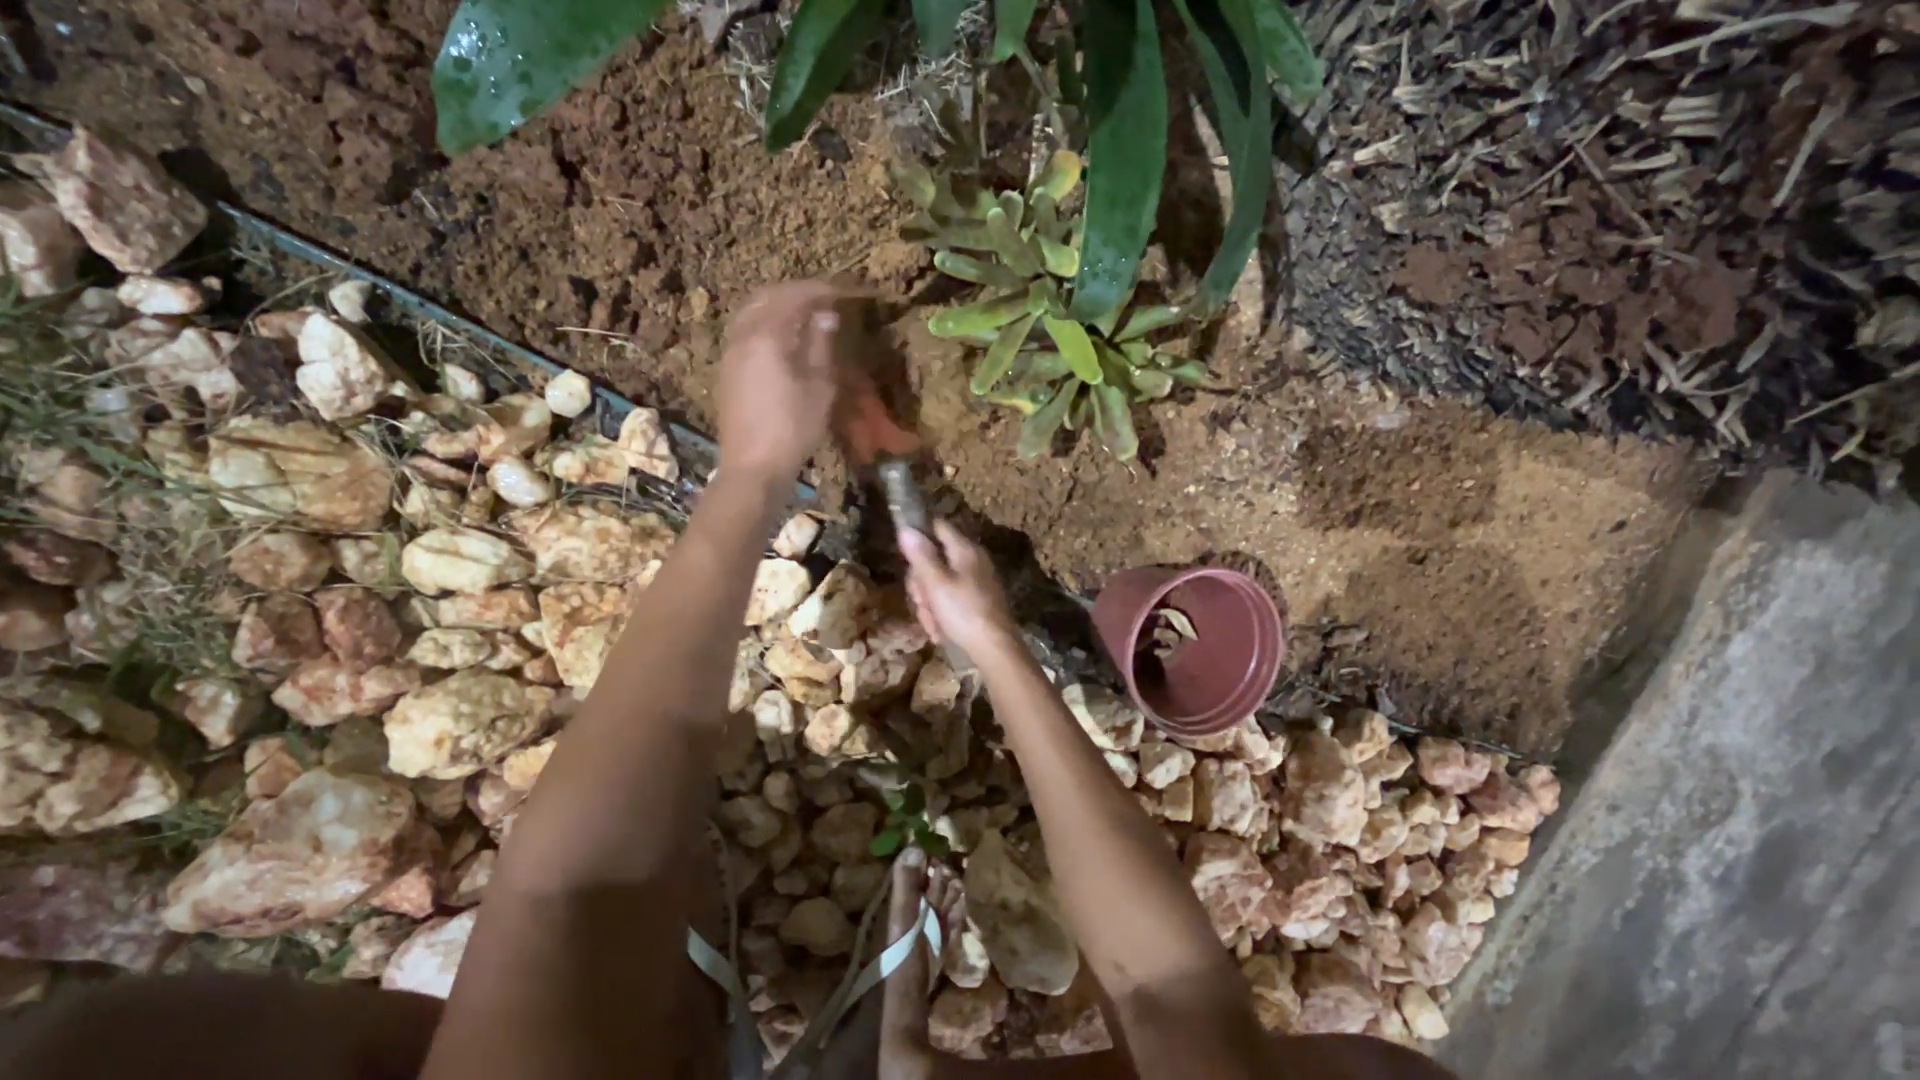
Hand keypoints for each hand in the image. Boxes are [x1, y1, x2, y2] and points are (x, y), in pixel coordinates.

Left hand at [716, 280, 845, 480]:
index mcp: (766, 336)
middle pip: (766, 298)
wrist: (753, 467)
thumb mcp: (818, 386)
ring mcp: (730, 353)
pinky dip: (765, 323)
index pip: (792, 297)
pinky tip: (783, 339)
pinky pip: (745, 331)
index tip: (840, 293)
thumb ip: (820, 345)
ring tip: (803, 316)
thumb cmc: (793, 428)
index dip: (818, 290)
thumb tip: (825, 316)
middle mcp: (742, 337)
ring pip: (751, 313)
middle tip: (821, 300)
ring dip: (777, 307)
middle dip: (794, 293)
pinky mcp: (727, 371)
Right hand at [900, 520, 1018, 656]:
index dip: (918, 537)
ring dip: (929, 604)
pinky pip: (950, 599)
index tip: (906, 559)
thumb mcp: (936, 584)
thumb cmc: (964, 613)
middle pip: (935, 559)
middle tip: (919, 601)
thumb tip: (906, 528)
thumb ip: (921, 556)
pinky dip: (941, 614)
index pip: (937, 527)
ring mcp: (976, 581)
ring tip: (931, 624)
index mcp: (965, 550)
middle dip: (921, 583)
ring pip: (939, 583)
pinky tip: (939, 631)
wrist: (995, 649)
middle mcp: (972, 560)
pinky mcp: (977, 601)